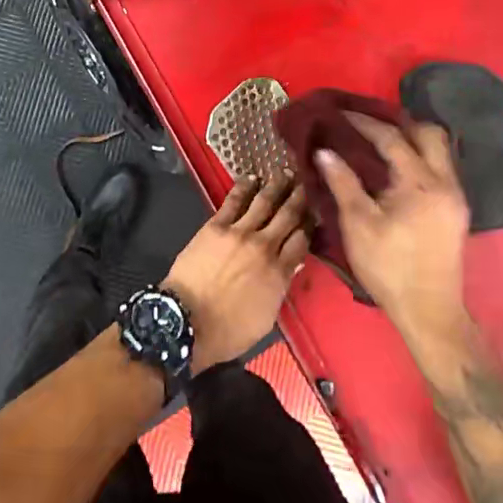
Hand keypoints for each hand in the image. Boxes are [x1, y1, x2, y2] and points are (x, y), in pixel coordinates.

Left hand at [163, 174, 309, 372]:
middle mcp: (264, 246)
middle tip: (305, 184)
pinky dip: (244, 186)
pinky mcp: (216, 225)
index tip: (315, 212)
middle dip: (299, 199)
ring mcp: (239, 232)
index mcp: (279, 272)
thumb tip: (293, 264)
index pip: (302, 241)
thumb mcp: (266, 317)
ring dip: (276, 186)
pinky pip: (233, 200)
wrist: (188, 321)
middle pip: (287, 216)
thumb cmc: (229, 329)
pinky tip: (252, 178)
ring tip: (284, 172)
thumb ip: (281, 287)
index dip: (310, 225)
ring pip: (264, 202)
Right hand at [314, 112, 468, 327]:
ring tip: (381, 140)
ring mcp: (456, 196)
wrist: (429, 311)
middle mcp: (445, 182)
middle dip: (399, 122)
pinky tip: (397, 166)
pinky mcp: (456, 210)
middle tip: (369, 122)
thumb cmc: (389, 267)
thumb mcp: (358, 224)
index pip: (391, 138)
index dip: (364, 122)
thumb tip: (324, 151)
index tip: (340, 113)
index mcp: (420, 183)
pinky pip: (441, 167)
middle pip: (429, 133)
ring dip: (412, 138)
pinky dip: (420, 156)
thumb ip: (343, 182)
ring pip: (440, 149)